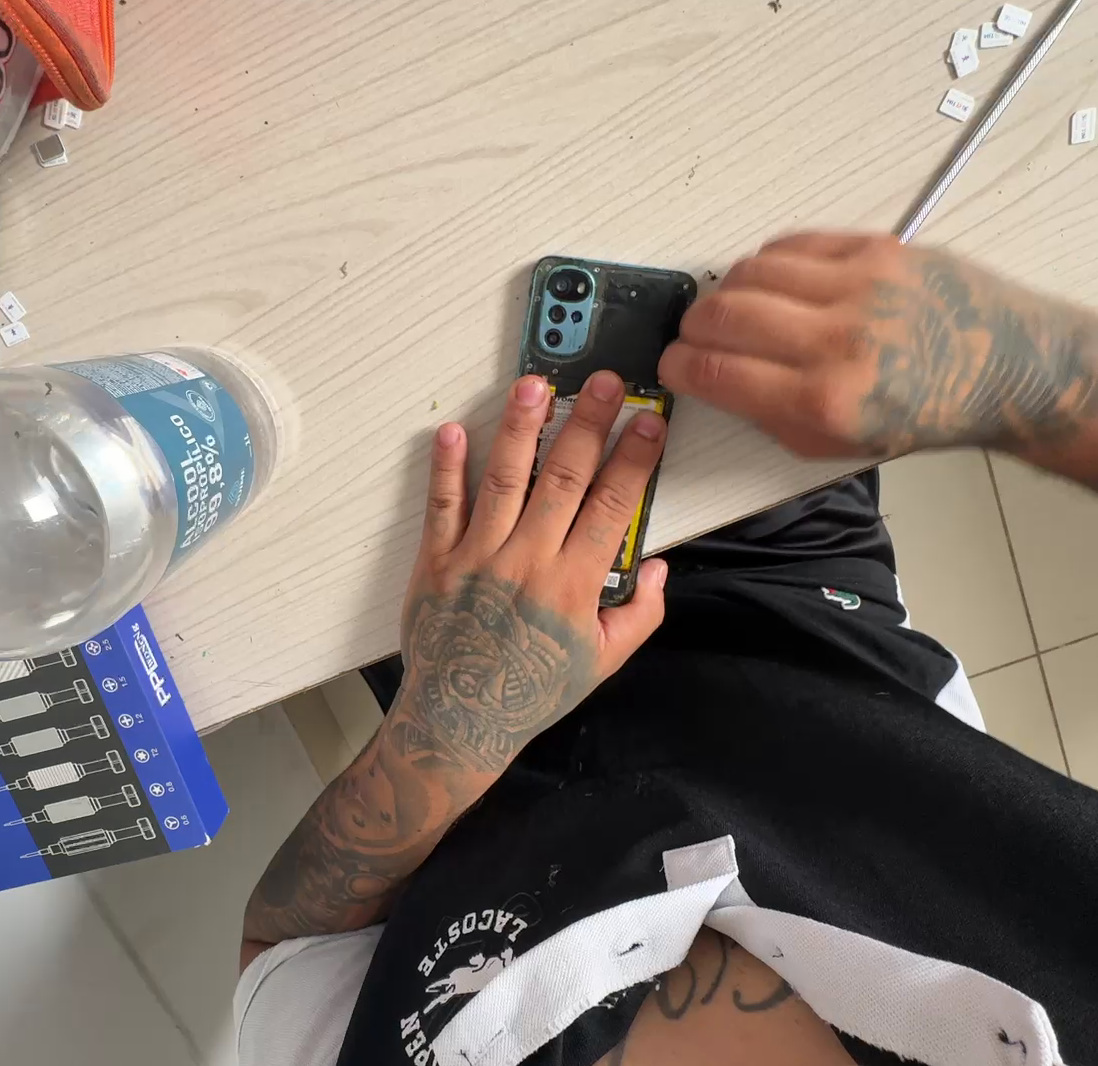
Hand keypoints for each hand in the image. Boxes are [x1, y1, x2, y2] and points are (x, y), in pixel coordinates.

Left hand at [397, 371, 669, 772]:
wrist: (462, 716)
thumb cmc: (536, 690)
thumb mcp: (604, 661)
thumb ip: (642, 614)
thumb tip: (661, 565)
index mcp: (574, 583)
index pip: (611, 507)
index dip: (634, 459)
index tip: (650, 420)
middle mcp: (527, 559)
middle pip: (563, 478)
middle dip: (587, 424)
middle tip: (602, 381)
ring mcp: (477, 555)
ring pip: (503, 479)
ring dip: (520, 428)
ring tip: (532, 385)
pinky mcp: (436, 559)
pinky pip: (442, 505)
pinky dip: (446, 468)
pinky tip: (451, 430)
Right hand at [657, 233, 1097, 457]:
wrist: (1004, 367)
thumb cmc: (912, 416)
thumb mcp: (827, 443)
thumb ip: (763, 413)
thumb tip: (711, 374)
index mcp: (821, 401)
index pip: (716, 371)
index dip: (677, 366)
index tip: (671, 365)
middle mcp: (837, 340)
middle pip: (723, 315)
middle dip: (691, 328)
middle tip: (693, 337)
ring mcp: (858, 286)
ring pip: (749, 271)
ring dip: (722, 292)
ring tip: (729, 309)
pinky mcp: (877, 248)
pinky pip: (790, 243)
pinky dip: (763, 263)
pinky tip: (767, 283)